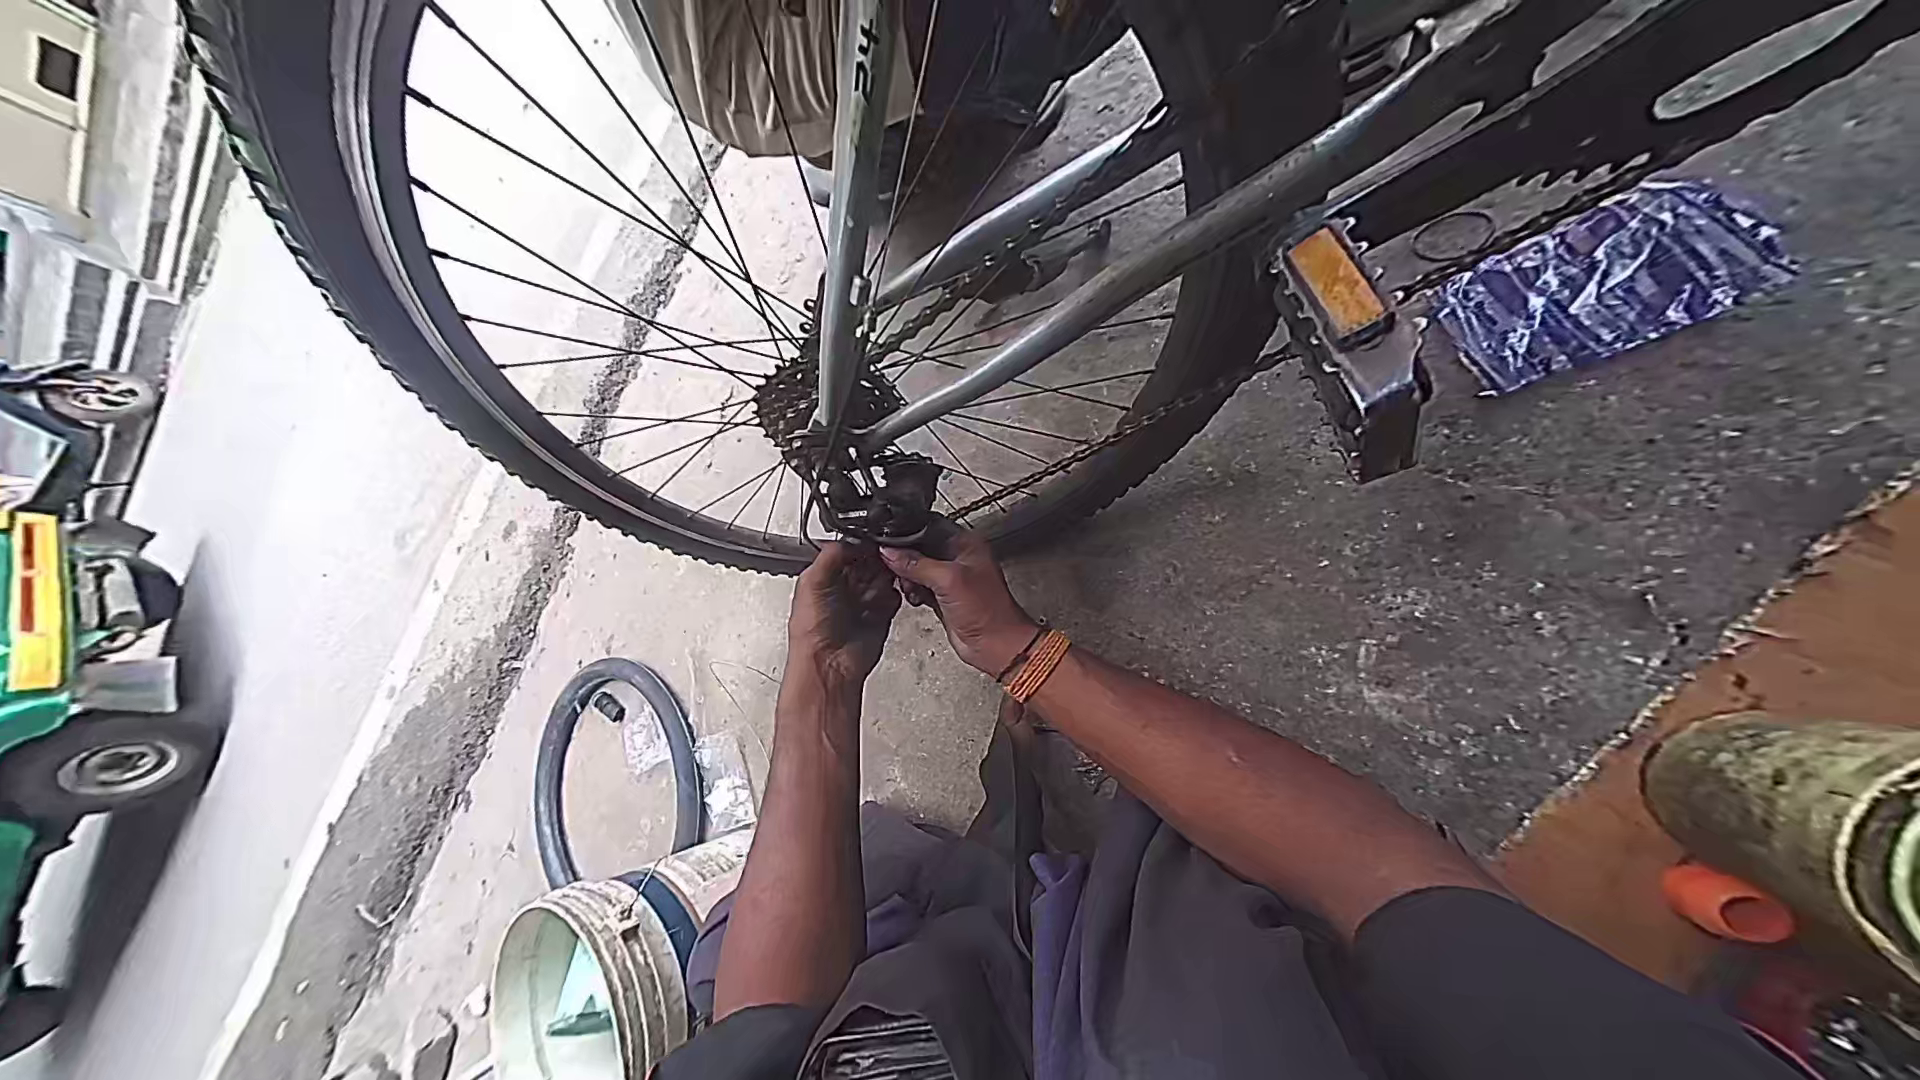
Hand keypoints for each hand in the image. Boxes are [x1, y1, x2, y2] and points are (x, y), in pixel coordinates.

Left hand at [787, 542, 901, 689]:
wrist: (829, 664)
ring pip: (885, 575)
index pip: (850, 550)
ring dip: (890, 572)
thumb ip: (830, 555)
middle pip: (871, 560)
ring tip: (891, 571)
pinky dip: (898, 591)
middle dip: (880, 556)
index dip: (863, 544)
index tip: (873, 540)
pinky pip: (896, 596)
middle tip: (887, 554)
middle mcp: (846, 586)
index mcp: (827, 575)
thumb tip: (849, 539)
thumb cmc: (813, 631)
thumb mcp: (813, 581)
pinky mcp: (881, 614)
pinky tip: (894, 590)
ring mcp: (865, 600)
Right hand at [879, 527, 1038, 675]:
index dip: (908, 533)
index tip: (889, 541)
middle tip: (898, 568)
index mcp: (966, 544)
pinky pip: (919, 587)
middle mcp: (958, 558)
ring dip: (907, 577)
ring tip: (910, 586)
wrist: (995, 645)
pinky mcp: (942, 598)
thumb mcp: (948, 579)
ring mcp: (949, 579)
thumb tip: (890, 552)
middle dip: (905, 557)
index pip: (930, 526)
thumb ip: (917, 563)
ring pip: (917, 568)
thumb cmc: (988, 611)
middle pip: (920, 547)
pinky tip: (914, 597)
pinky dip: (912, 591)